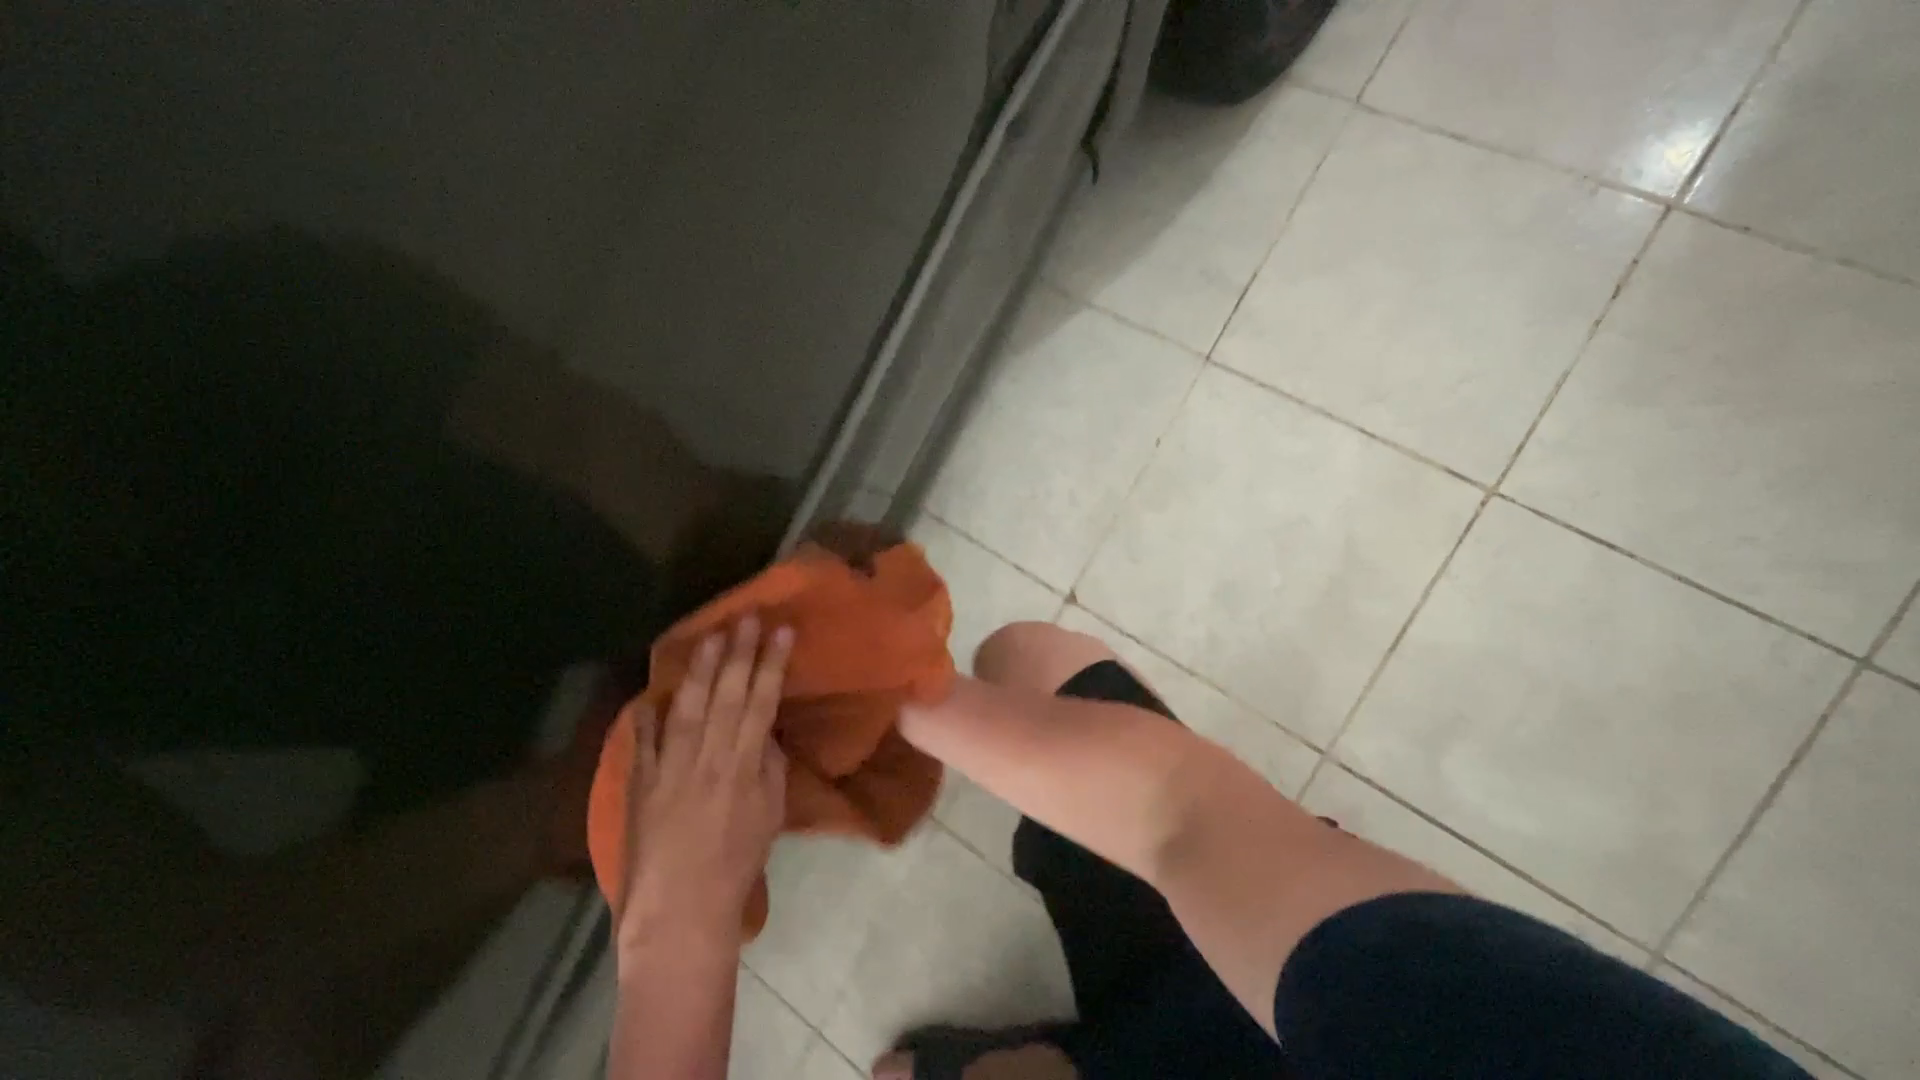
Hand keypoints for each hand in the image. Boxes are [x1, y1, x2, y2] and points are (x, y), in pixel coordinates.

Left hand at [617, 615, 792, 956]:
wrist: (680, 908)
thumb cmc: (736, 864)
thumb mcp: (770, 817)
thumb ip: (771, 769)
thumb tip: (767, 734)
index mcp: (743, 767)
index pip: (761, 703)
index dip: (771, 665)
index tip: (781, 633)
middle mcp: (706, 758)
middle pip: (726, 694)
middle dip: (739, 652)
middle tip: (748, 617)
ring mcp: (668, 766)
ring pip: (687, 705)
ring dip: (699, 669)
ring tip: (710, 636)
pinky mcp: (639, 781)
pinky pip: (643, 739)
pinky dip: (647, 714)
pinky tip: (652, 692)